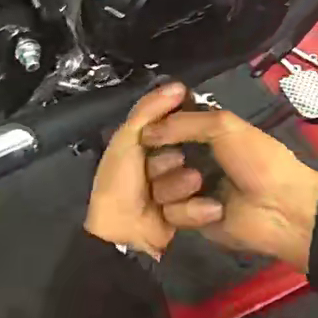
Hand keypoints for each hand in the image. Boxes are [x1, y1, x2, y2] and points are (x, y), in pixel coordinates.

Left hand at [84, 82, 210, 256]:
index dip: (176, 130)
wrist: (120, 233)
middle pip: (185, 154)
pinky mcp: (186, 216)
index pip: (175, 129)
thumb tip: (179, 84)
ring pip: (191, 178)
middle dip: (170, 163)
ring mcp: (175, 192)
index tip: (183, 130)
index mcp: (145, 146)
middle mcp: (161, 165)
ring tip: (159, 197)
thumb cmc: (119, 182)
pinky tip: (175, 211)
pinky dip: (189, 208)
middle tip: (160, 170)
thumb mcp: (128, 138)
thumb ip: (149, 109)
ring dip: (175, 187)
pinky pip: (198, 205)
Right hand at [140, 105, 317, 272]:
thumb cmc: (256, 160)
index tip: (144, 130)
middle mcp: (189, 161)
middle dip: (162, 161)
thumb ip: (182, 123)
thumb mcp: (224, 126)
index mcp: (199, 135)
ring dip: (177, 185)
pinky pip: (169, 213)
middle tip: (180, 160)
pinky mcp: (190, 219)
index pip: (162, 130)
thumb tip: (145, 132)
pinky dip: (190, 210)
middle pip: (152, 160)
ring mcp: (188, 191)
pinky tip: (214, 209)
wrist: (280, 207)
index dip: (152, 131)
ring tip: (200, 184)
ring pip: (156, 187)